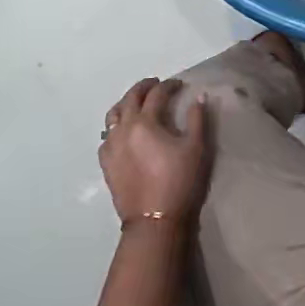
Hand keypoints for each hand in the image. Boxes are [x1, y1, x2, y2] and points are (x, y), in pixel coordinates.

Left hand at [100, 78, 209, 228]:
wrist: (154, 221)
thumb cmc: (178, 182)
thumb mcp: (196, 148)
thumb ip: (197, 119)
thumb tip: (198, 96)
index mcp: (144, 122)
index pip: (156, 95)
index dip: (169, 86)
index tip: (179, 84)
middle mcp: (123, 129)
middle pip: (130, 98)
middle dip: (143, 87)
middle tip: (156, 84)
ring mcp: (110, 146)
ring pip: (113, 115)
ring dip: (126, 104)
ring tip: (136, 104)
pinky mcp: (106, 163)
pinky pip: (106, 137)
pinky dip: (115, 127)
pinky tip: (122, 132)